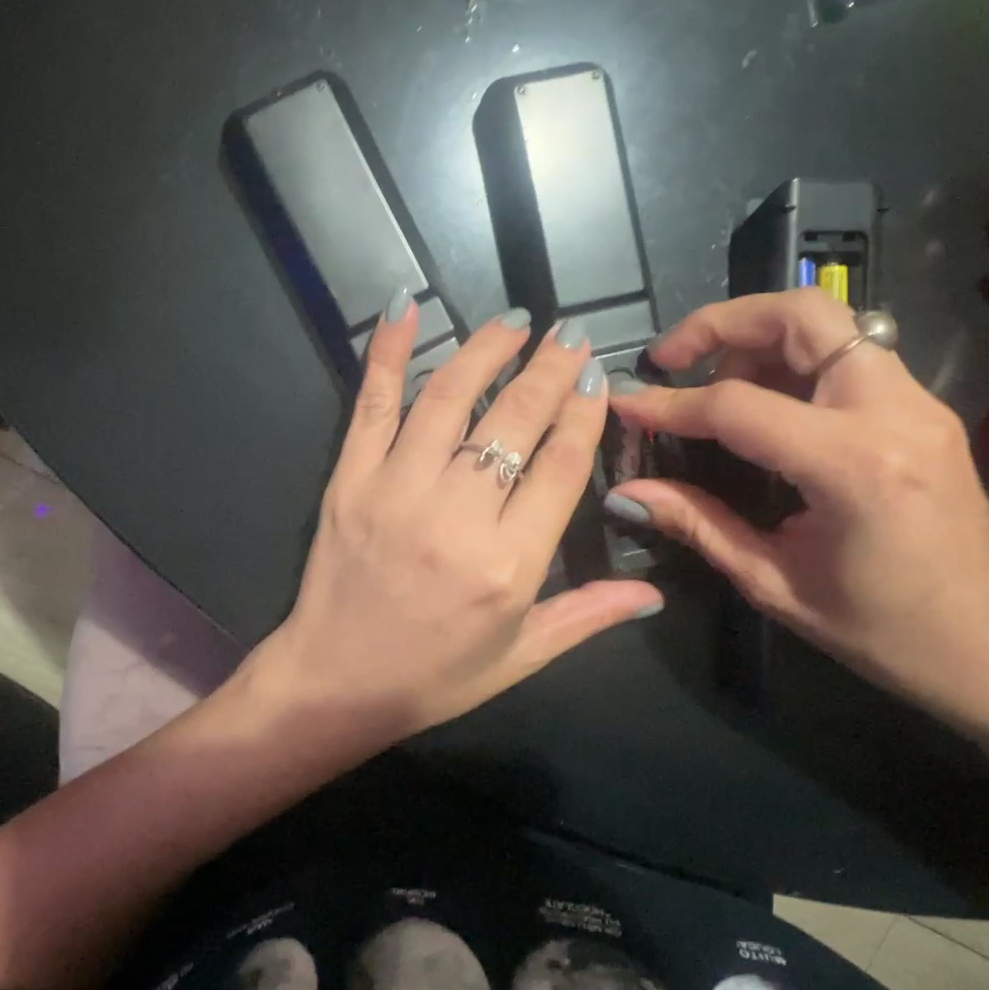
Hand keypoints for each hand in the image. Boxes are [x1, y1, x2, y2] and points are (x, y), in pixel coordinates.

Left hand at [232, 299, 661, 745]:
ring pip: (449, 400)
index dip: (584, 415)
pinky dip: (388, 353)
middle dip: (549, 372)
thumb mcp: (520, 657)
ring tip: (514, 322)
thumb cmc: (434, 676)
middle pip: (514, 422)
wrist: (334, 683)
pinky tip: (405, 307)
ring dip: (485, 352)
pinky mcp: (349, 480)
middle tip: (569, 336)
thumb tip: (654, 595)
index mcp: (509, 566)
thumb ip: (587, 617)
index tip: (596, 379)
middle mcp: (457, 519)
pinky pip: (372, 406)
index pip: (561, 467)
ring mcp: (396, 491)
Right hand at [606, 289, 988, 736]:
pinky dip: (792, 357)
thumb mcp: (774, 584)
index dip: (670, 403)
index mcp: (854, 467)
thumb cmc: (881, 631)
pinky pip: (848, 352)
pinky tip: (762, 401)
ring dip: (758, 337)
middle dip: (722, 322)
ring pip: (828, 323)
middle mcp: (894, 413)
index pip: (739, 405)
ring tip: (714, 385)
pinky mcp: (921, 407)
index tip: (624, 404)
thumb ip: (697, 523)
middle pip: (801, 314)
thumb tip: (627, 492)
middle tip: (672, 357)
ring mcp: (917, 403)